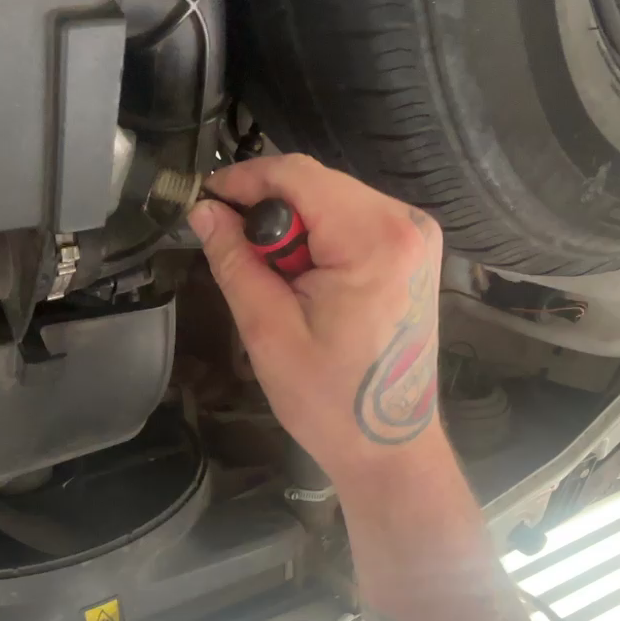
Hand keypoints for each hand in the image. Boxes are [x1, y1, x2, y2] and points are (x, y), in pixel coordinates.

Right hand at [187, 155, 443, 493]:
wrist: (388, 444)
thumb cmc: (327, 398)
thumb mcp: (267, 330)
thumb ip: (235, 262)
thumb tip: (204, 212)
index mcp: (374, 238)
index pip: (297, 175)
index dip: (243, 180)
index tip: (204, 202)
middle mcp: (406, 222)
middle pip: (317, 184)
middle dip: (267, 211)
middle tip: (234, 254)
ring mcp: (415, 235)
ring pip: (331, 200)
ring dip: (290, 228)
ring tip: (270, 278)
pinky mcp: (412, 252)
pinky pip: (350, 222)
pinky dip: (316, 240)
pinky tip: (302, 280)